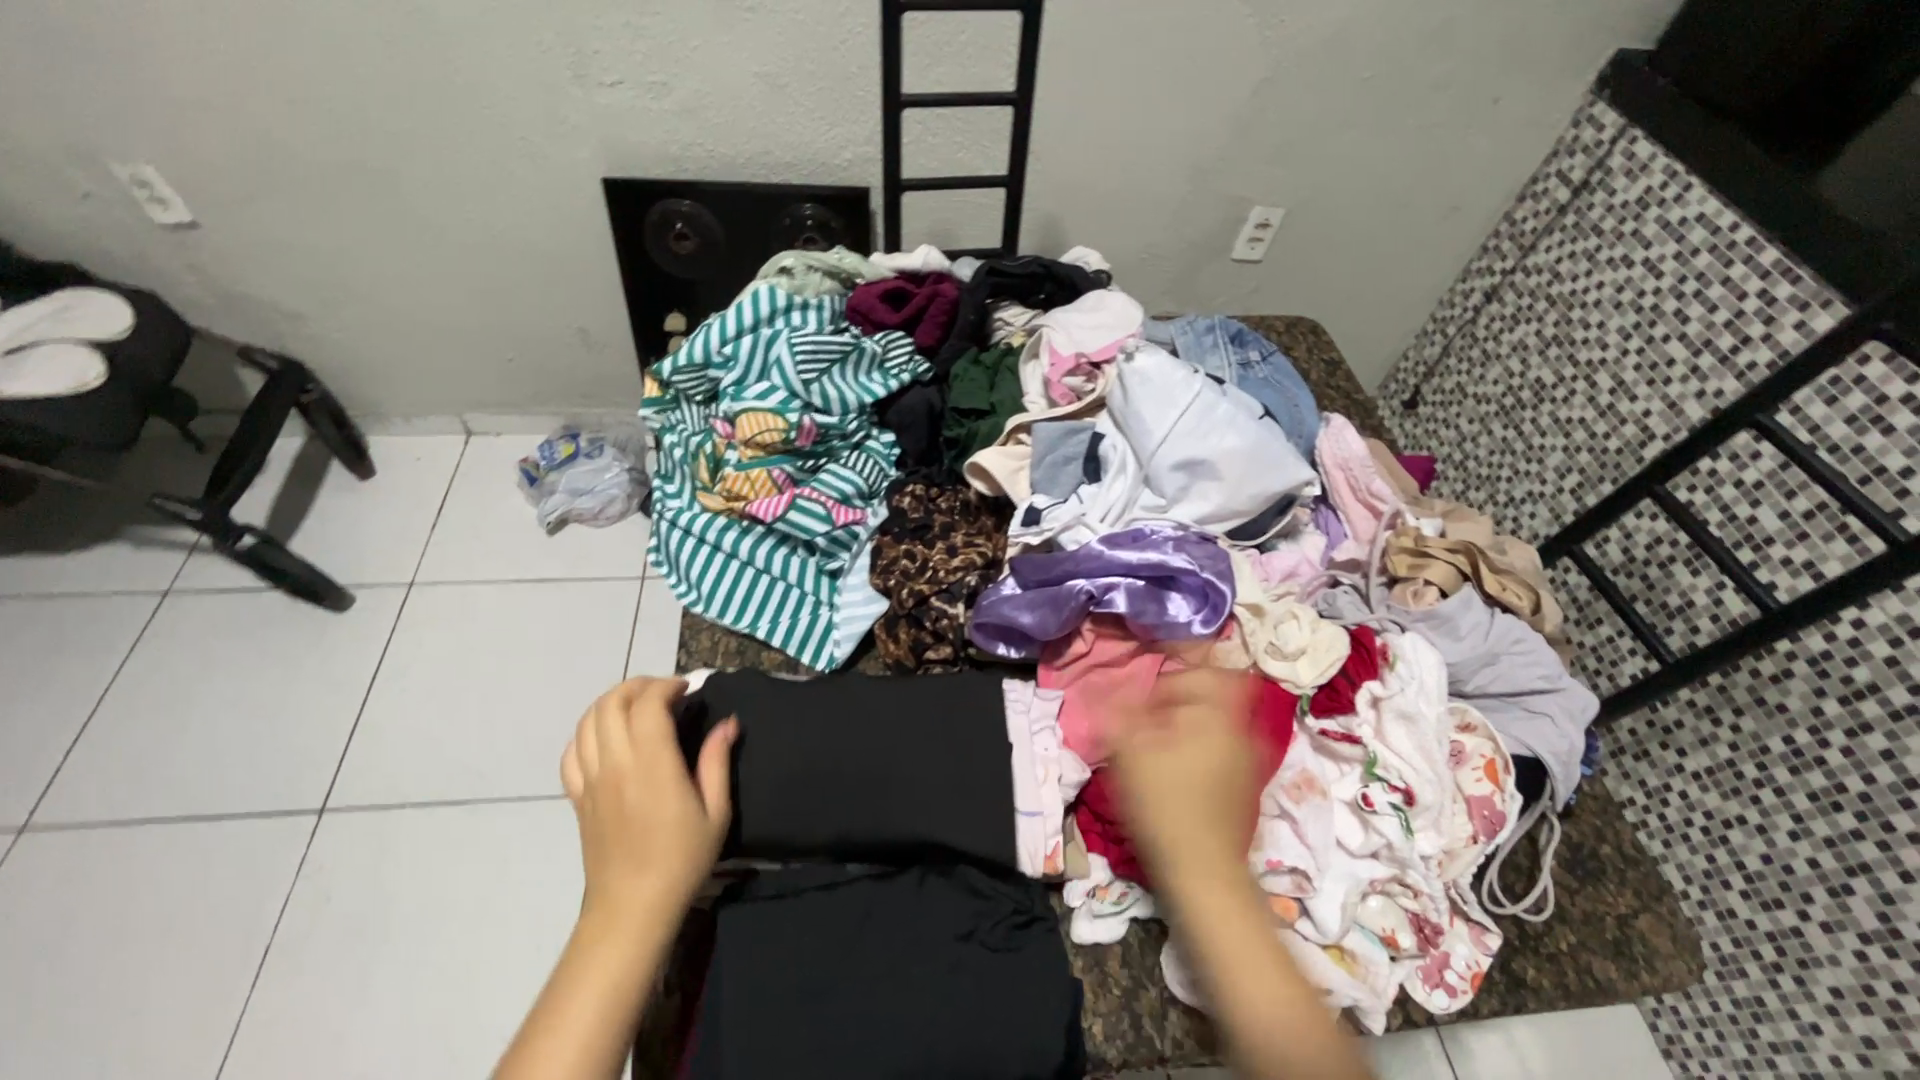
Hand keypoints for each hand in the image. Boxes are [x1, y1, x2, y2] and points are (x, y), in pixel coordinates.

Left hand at [560, 677, 737, 918]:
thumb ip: (717, 762)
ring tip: (637, 708)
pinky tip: (607, 739)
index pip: (647, 703)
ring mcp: (590, 780)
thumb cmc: (682, 859)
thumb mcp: (716, 812)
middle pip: (611, 702)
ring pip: (587, 721)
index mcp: (652, 764)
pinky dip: (587, 733)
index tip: (687, 690)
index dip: (666, 686)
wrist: (633, 905)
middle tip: (664, 693)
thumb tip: (728, 724)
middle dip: (638, 686)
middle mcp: (615, 763)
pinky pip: (571, 752)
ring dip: (611, 702)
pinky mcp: (577, 797)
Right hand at [1106, 665, 1260, 888]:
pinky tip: (1176, 777)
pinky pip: (1223, 753)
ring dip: (1189, 730)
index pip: (1204, 673)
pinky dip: (1200, 754)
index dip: (1171, 680)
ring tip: (1158, 751)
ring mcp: (1251, 762)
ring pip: (1218, 727)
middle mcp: (1243, 730)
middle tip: (1150, 722)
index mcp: (1219, 712)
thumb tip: (1118, 692)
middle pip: (1215, 699)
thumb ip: (1122, 713)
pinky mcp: (1248, 790)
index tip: (1145, 703)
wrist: (1202, 871)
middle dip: (1181, 705)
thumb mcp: (1127, 750)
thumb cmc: (1162, 803)